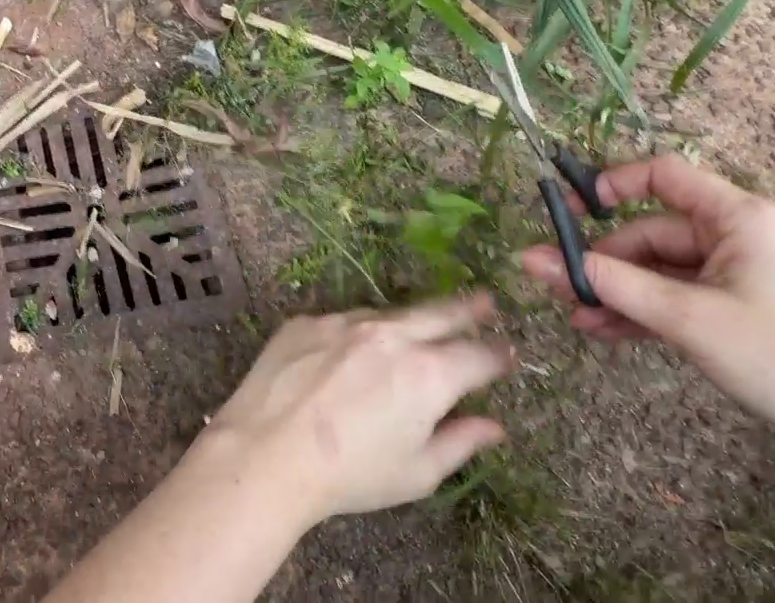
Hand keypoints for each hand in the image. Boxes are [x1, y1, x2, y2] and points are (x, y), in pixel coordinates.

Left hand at [191, 294, 513, 527]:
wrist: (266, 451)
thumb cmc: (349, 473)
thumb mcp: (416, 472)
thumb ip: (459, 442)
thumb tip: (492, 426)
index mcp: (427, 373)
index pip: (477, 355)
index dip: (497, 356)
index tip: (507, 354)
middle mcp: (388, 336)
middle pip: (438, 313)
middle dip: (466, 309)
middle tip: (484, 301)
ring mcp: (341, 322)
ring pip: (386, 315)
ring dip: (405, 322)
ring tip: (412, 331)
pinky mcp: (304, 322)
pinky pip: (341, 322)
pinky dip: (355, 334)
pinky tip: (349, 352)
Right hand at [519, 156, 774, 482]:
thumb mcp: (688, 319)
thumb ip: (607, 284)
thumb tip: (531, 259)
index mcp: (742, 219)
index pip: (662, 176)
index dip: (609, 185)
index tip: (566, 215)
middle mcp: (746, 237)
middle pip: (655, 232)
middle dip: (604, 262)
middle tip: (559, 291)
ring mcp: (752, 276)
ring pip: (666, 271)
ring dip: (620, 293)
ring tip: (579, 322)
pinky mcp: (756, 310)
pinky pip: (687, 297)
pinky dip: (650, 312)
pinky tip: (612, 333)